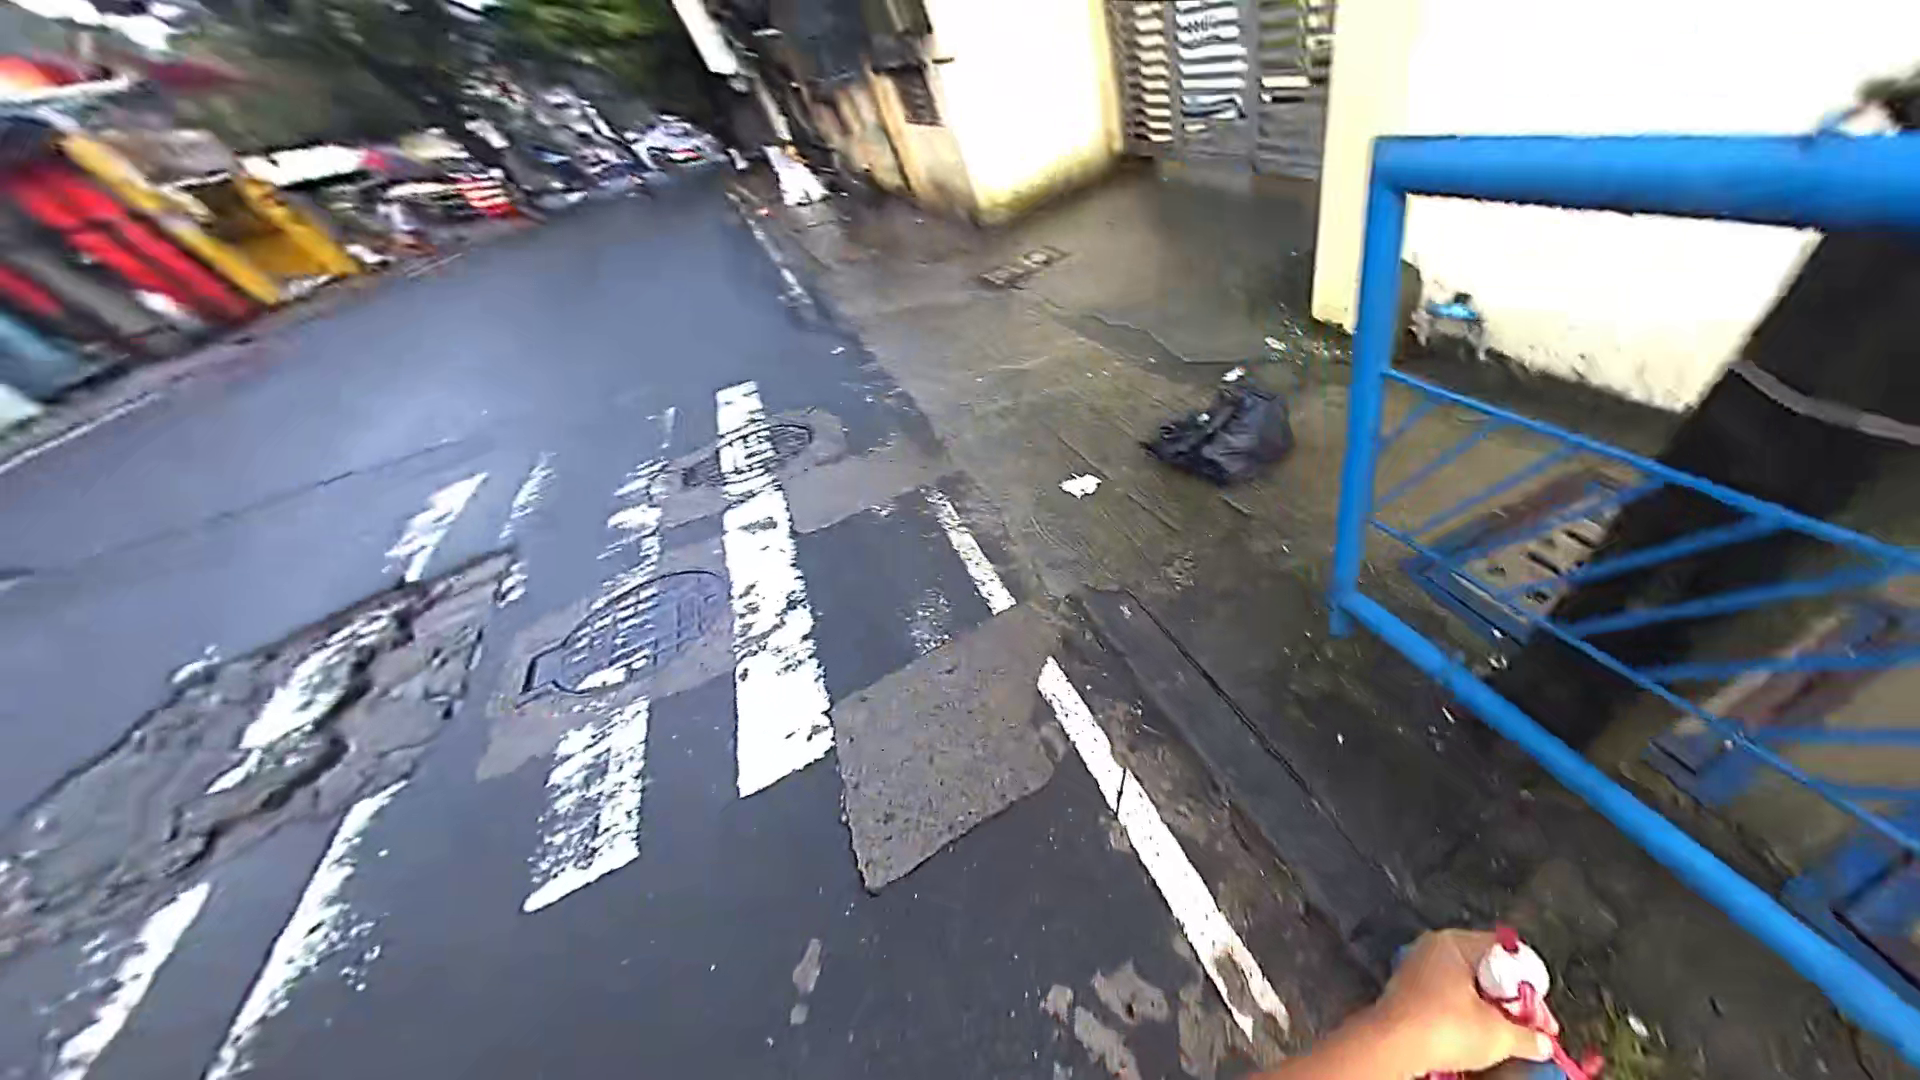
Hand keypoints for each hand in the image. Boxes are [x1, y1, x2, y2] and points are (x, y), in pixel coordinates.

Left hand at [1367, 929, 1556, 1074]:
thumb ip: (1529, 1035)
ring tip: (1513, 1036)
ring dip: (1494, 1007)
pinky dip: (1471, 1009)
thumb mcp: (1499, 1034)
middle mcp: (1434, 946)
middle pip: (1487, 966)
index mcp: (1453, 943)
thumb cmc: (1447, 1026)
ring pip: (1470, 981)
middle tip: (1536, 1031)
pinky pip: (1452, 990)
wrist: (1396, 1039)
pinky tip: (1482, 1032)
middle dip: (1515, 1000)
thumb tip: (1543, 1042)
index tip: (1543, 1017)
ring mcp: (1420, 963)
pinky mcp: (1413, 984)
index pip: (1504, 952)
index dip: (1529, 985)